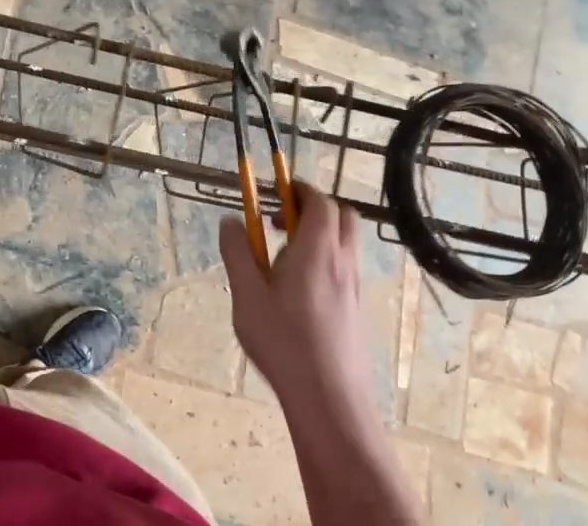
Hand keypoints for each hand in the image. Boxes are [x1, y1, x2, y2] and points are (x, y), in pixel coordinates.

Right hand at [219, 182, 373, 424]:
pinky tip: (297, 287)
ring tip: (282, 255)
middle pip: (343, 217)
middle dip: (313, 207)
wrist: (329, 398)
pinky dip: (325, 258)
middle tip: (280, 220)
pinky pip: (346, 266)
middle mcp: (343, 263)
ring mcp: (355, 287)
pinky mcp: (357, 309)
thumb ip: (238, 253)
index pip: (320, 203)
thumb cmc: (283, 341)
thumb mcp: (247, 295)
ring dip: (320, 234)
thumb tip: (230, 222)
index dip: (299, 189)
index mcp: (318, 251)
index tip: (274, 190)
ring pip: (346, 243)